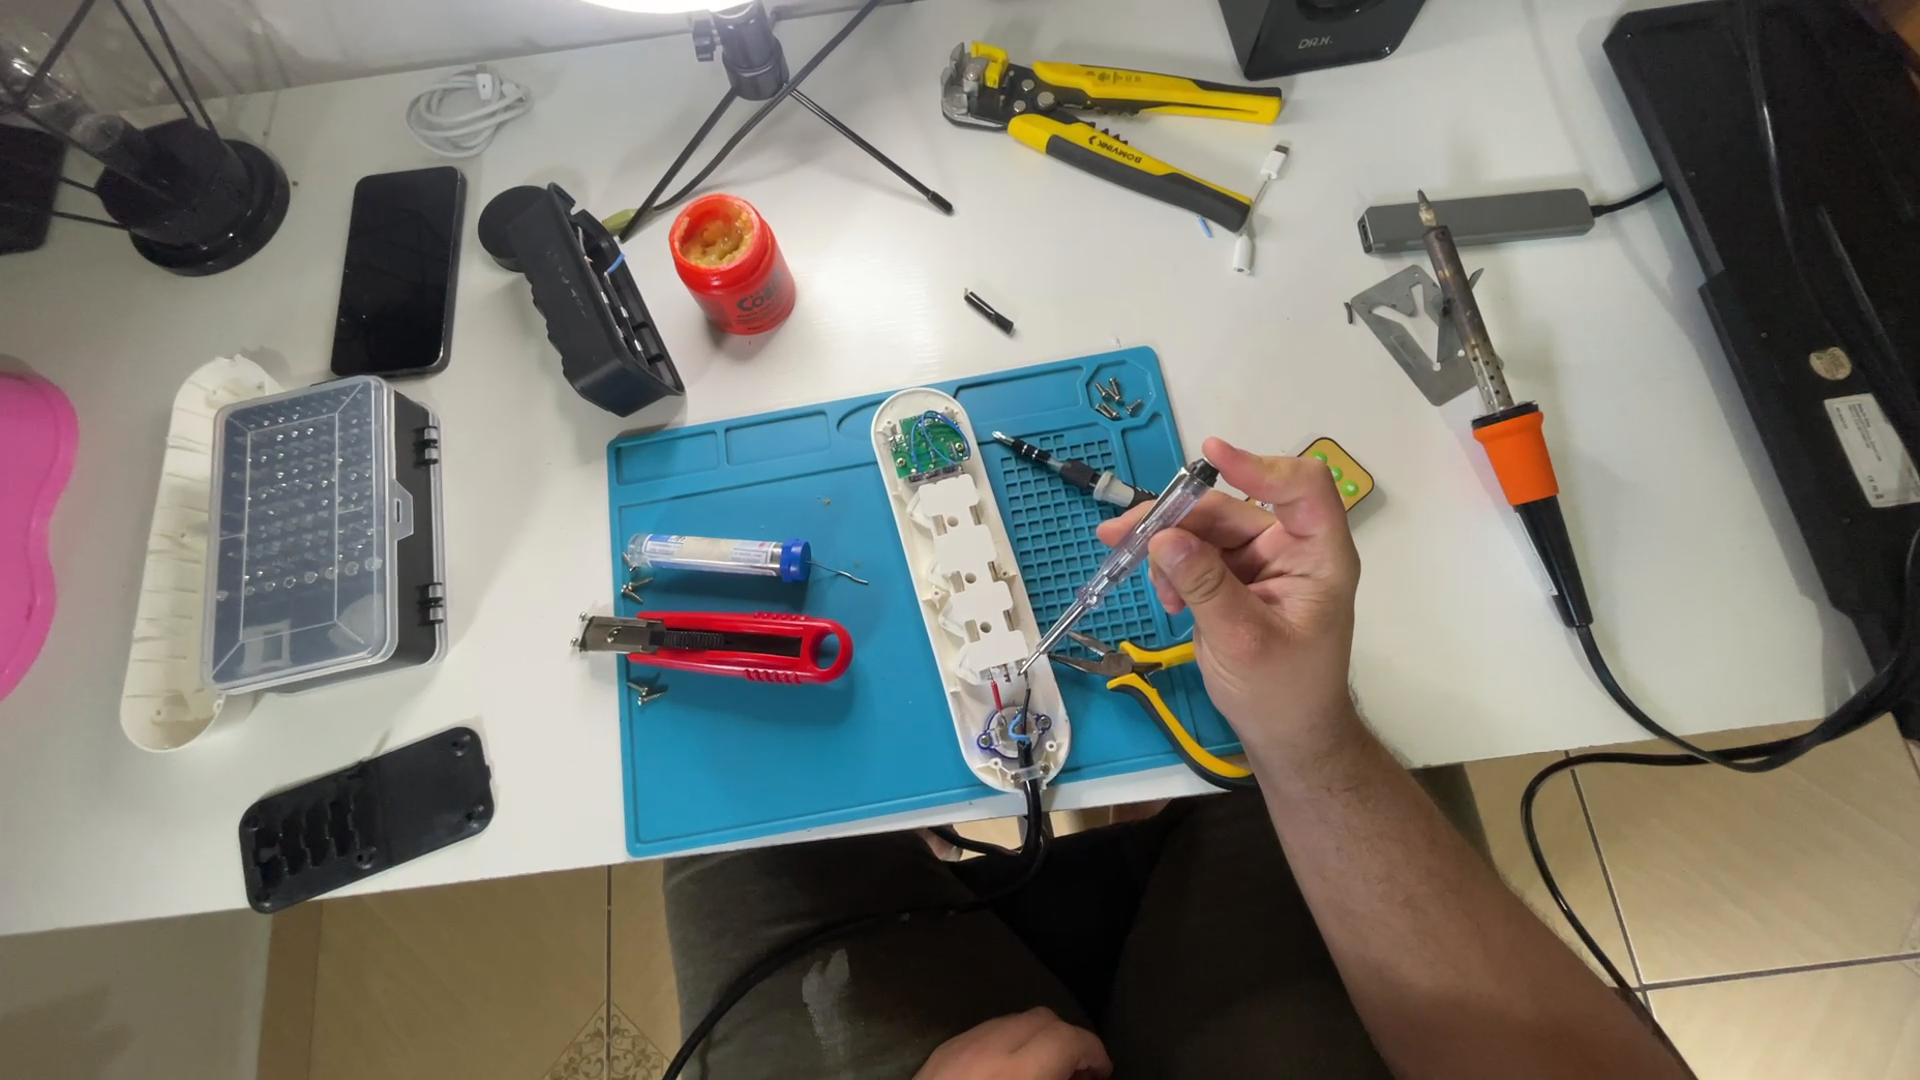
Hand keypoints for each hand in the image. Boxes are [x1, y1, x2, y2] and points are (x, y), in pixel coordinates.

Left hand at [913, 1008, 1110, 1079]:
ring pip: (1014, 1020)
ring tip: (1045, 1074)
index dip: (1093, 1051)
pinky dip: (1009, 1044)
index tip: (1103, 1073)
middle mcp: (987, 1049)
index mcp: (1016, 1074)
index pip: (1065, 1038)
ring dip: (1038, 1040)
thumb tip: (1079, 1079)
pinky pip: (987, 1031)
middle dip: (1068, 1041)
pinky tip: (1010, 1073)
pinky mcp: (944, 1049)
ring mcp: (961, 1044)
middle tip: (1078, 1076)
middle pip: (1042, 1018)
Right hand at [1096, 437, 1361, 756]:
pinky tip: (1165, 600)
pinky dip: (1169, 571)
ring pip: (1201, 531)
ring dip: (1165, 549)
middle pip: (1229, 509)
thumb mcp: (1242, 639)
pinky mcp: (1229, 579)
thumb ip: (1204, 585)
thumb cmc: (1282, 692)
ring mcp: (1256, 563)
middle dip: (1174, 519)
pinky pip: (1191, 556)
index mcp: (1317, 555)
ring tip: (1146, 582)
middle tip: (1119, 533)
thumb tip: (1162, 536)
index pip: (1300, 489)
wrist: (1282, 734)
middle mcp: (1287, 549)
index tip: (1209, 457)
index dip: (1259, 466)